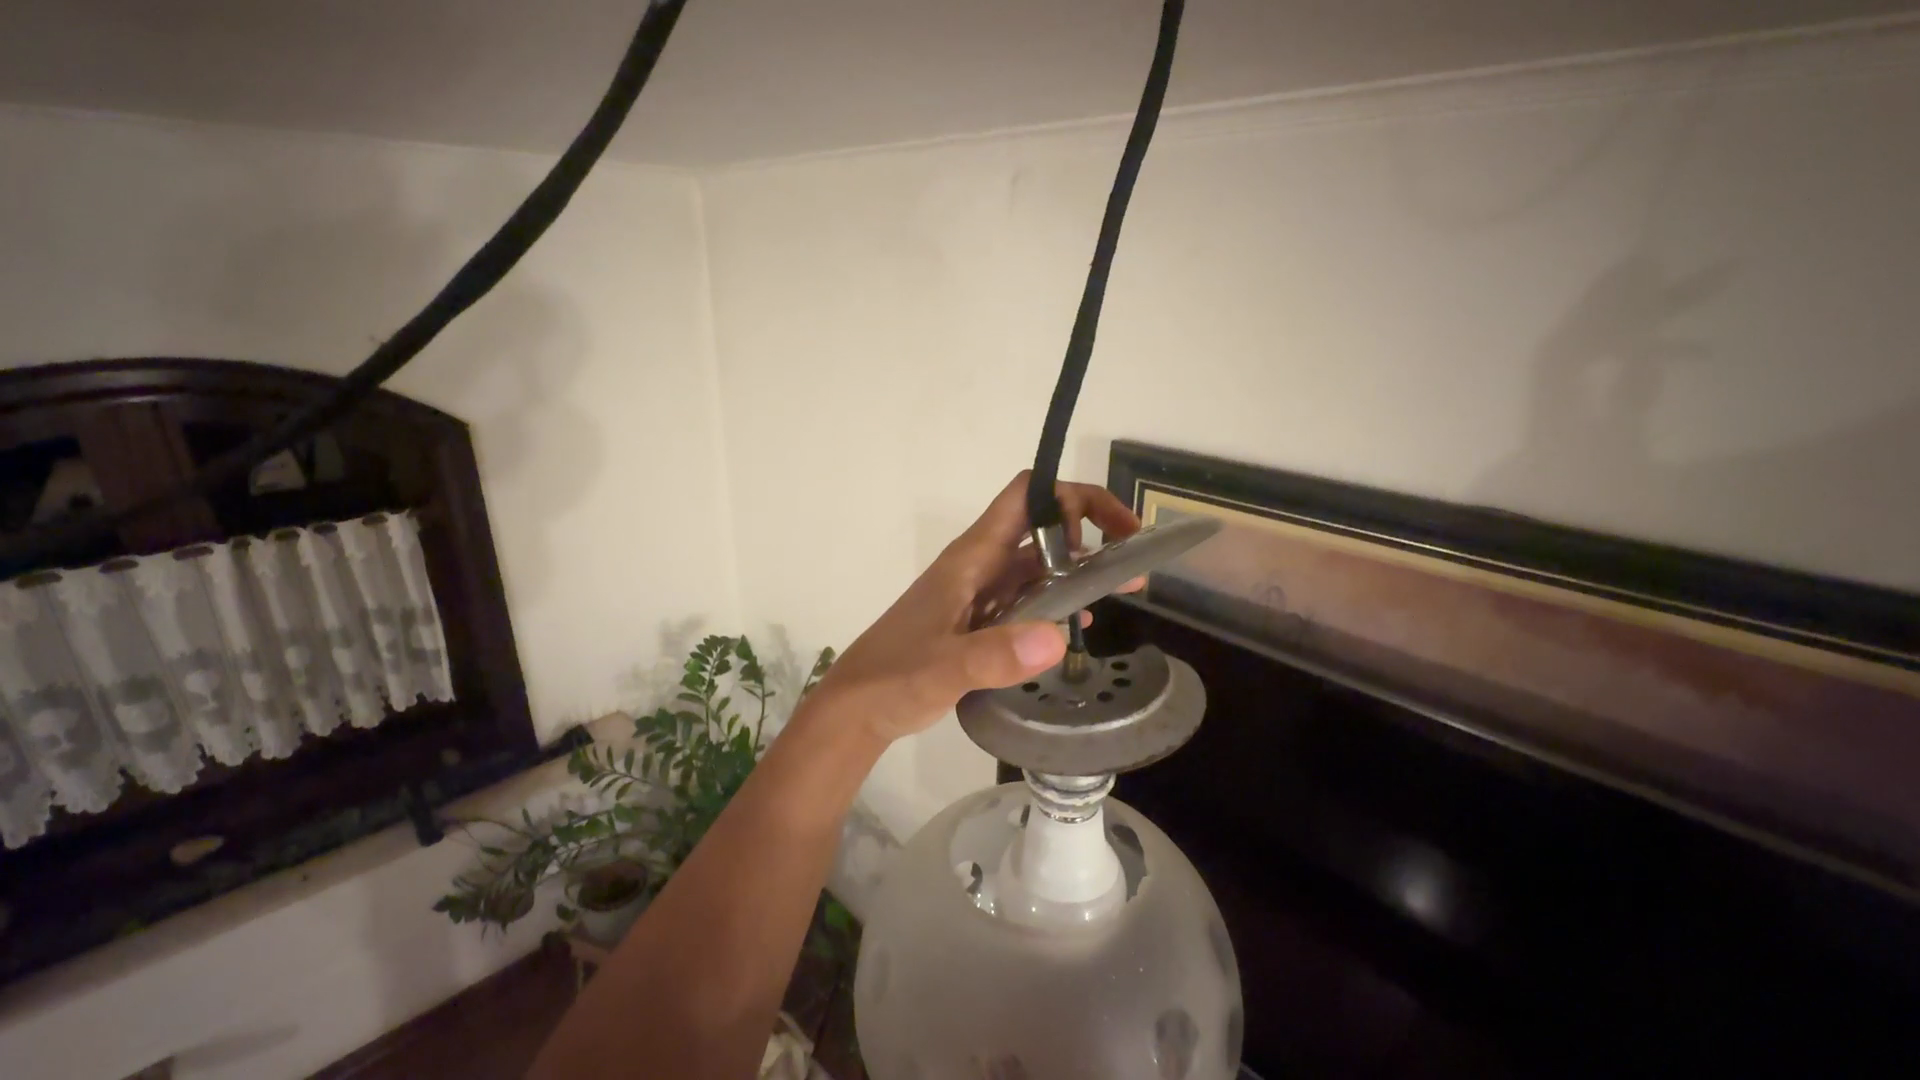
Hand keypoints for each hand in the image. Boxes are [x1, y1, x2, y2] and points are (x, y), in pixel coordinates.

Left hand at [805, 471, 1142, 744]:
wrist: (856, 709)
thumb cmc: (893, 679)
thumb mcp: (943, 669)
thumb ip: (994, 655)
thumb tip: (1058, 637)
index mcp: (972, 559)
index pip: (1028, 498)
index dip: (1073, 498)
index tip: (1115, 529)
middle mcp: (980, 567)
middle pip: (1042, 528)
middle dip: (1092, 534)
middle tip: (1134, 565)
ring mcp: (979, 595)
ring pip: (1038, 565)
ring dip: (1080, 570)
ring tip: (1124, 590)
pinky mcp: (979, 623)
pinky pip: (1028, 600)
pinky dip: (1058, 603)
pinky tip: (1080, 626)